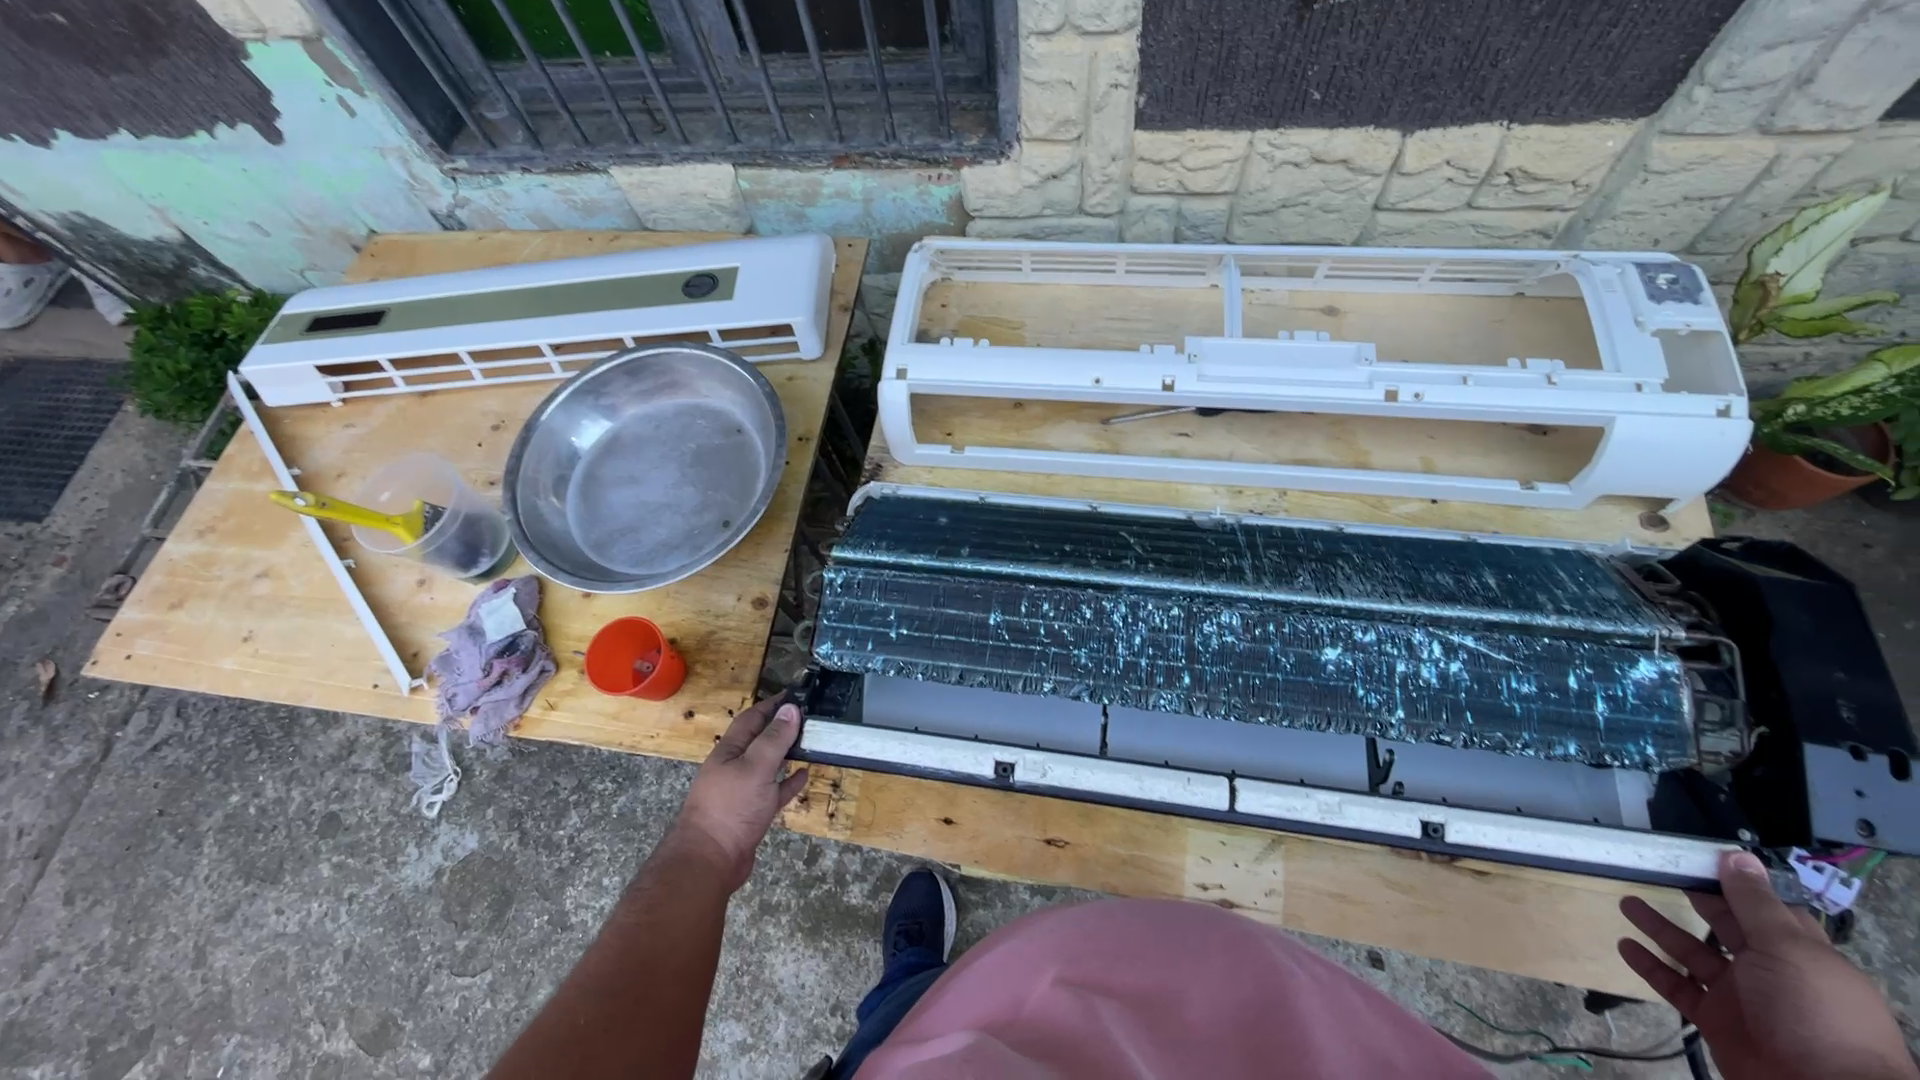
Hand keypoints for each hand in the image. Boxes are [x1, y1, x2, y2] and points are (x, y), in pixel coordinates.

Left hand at [665, 697, 808, 892]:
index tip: (795, 695)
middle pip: (760, 740)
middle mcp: (734, 767)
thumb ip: (774, 739)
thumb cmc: (730, 808)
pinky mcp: (751, 813)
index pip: (751, 718)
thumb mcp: (755, 768)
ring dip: (786, 753)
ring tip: (809, 742)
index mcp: (729, 751)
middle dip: (780, 726)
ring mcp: (742, 791)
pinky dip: (788, 782)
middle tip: (808, 717)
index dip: (772, 705)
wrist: (709, 862)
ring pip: (768, 765)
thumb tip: (791, 708)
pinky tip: (803, 776)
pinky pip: (773, 791)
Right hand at [1618, 851, 1916, 1079]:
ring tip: (1626, 901)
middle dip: (1696, 899)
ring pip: (1694, 952)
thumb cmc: (1813, 1012)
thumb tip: (1737, 856)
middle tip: (1659, 870)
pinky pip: (1676, 986)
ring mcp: (1741, 997)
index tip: (1700, 856)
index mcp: (1799, 952)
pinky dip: (1650, 966)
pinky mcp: (1715, 1019)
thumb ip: (1755, 903)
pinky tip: (1625, 946)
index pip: (1766, 909)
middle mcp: (1770, 971)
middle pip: (1726, 926)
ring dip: (1660, 927)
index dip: (1736, 882)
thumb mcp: (1788, 949)